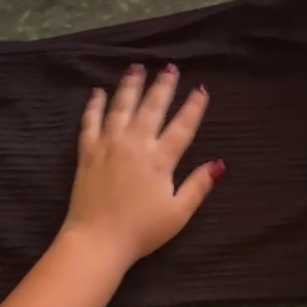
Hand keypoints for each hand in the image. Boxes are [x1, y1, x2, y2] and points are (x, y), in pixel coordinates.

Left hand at [60, 64, 220, 264]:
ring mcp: (109, 144)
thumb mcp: (178, 213)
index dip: (194, 106)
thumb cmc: (142, 230)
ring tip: (137, 67)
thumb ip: (198, 185)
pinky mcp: (87, 151)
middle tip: (170, 67)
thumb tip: (219, 163)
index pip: (182, 125)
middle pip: (152, 107)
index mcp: (161, 159)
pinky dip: (94, 104)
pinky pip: (90, 121)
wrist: (97, 239)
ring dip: (131, 85)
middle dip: (163, 85)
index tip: (202, 88)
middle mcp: (135, 143)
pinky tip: (98, 91)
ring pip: (121, 106)